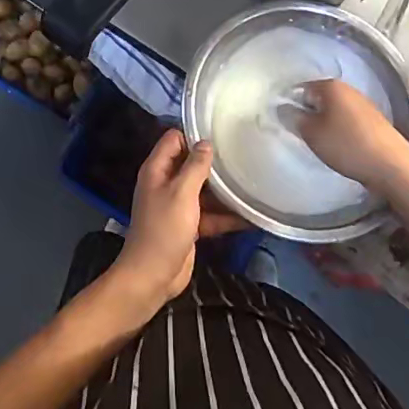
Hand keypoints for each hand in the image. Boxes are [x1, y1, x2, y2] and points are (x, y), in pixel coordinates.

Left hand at [110, 129, 242, 309]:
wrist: (153, 275)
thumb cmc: (164, 229)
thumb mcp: (181, 193)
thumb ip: (195, 166)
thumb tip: (206, 143)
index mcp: (157, 170)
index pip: (174, 139)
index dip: (194, 135)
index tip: (222, 133)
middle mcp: (166, 183)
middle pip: (191, 164)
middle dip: (215, 162)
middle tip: (244, 155)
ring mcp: (178, 205)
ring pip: (204, 190)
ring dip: (225, 190)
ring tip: (255, 181)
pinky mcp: (188, 225)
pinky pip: (210, 214)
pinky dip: (227, 215)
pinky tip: (252, 215)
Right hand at [293, 79, 408, 187]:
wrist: (392, 166)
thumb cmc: (346, 145)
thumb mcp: (311, 133)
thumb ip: (293, 117)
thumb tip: (283, 108)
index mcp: (331, 86)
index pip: (301, 88)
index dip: (290, 103)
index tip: (286, 121)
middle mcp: (349, 89)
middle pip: (319, 98)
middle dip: (308, 113)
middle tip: (302, 134)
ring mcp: (364, 104)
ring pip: (334, 109)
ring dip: (324, 122)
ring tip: (321, 143)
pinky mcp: (375, 120)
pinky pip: (348, 120)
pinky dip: (340, 129)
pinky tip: (341, 146)